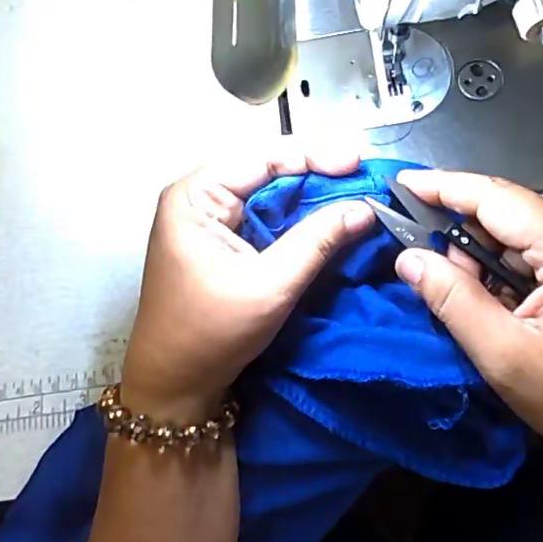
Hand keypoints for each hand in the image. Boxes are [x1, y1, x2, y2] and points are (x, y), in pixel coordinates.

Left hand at [122, 140, 374, 420]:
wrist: (175, 387)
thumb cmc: (211, 333)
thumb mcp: (270, 285)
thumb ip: (318, 241)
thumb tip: (366, 208)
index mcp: (196, 196)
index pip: (264, 157)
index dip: (315, 154)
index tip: (358, 162)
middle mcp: (203, 197)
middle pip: (271, 167)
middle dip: (320, 170)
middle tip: (366, 175)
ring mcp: (216, 217)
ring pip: (276, 190)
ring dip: (317, 192)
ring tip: (360, 189)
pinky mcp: (230, 238)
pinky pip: (274, 214)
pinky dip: (306, 214)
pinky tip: (336, 214)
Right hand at [390, 169, 542, 486]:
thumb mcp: (509, 359)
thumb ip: (455, 301)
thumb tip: (410, 259)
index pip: (499, 197)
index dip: (445, 186)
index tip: (402, 182)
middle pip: (514, 211)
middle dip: (466, 234)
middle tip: (432, 272)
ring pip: (529, 231)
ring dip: (492, 256)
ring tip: (476, 303)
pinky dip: (517, 269)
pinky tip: (506, 305)